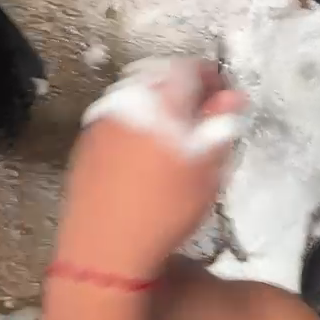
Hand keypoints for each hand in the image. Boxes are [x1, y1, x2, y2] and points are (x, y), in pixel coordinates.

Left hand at [52, 58, 247, 283]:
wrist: (103, 251)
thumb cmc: (165, 210)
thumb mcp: (208, 169)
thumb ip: (221, 124)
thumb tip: (233, 96)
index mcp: (158, 101)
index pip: (191, 68)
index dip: (215, 79)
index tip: (227, 102)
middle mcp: (124, 102)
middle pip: (162, 80)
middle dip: (188, 94)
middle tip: (207, 122)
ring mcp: (100, 124)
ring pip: (139, 100)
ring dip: (163, 111)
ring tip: (180, 142)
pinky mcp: (86, 147)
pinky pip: (120, 122)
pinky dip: (140, 128)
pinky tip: (150, 158)